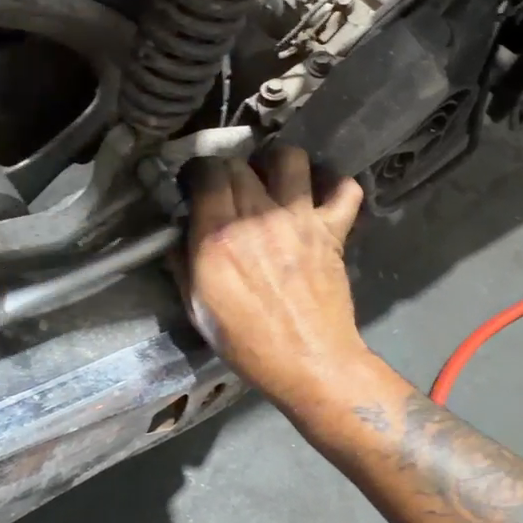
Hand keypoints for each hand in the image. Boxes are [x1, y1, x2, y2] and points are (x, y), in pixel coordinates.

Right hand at [183, 145, 369, 405]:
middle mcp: (257, 217)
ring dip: (276, 162)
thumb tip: (178, 233)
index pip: (206, 173)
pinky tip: (321, 193)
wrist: (309, 363)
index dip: (198, 171)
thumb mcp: (197, 308)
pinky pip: (344, 189)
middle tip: (227, 187)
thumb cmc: (246, 344)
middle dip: (229, 167)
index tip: (196, 184)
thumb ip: (182, 263)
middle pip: (240, 162)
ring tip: (271, 178)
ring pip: (291, 159)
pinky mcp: (333, 230)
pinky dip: (335, 184)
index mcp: (217, 237)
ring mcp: (300, 219)